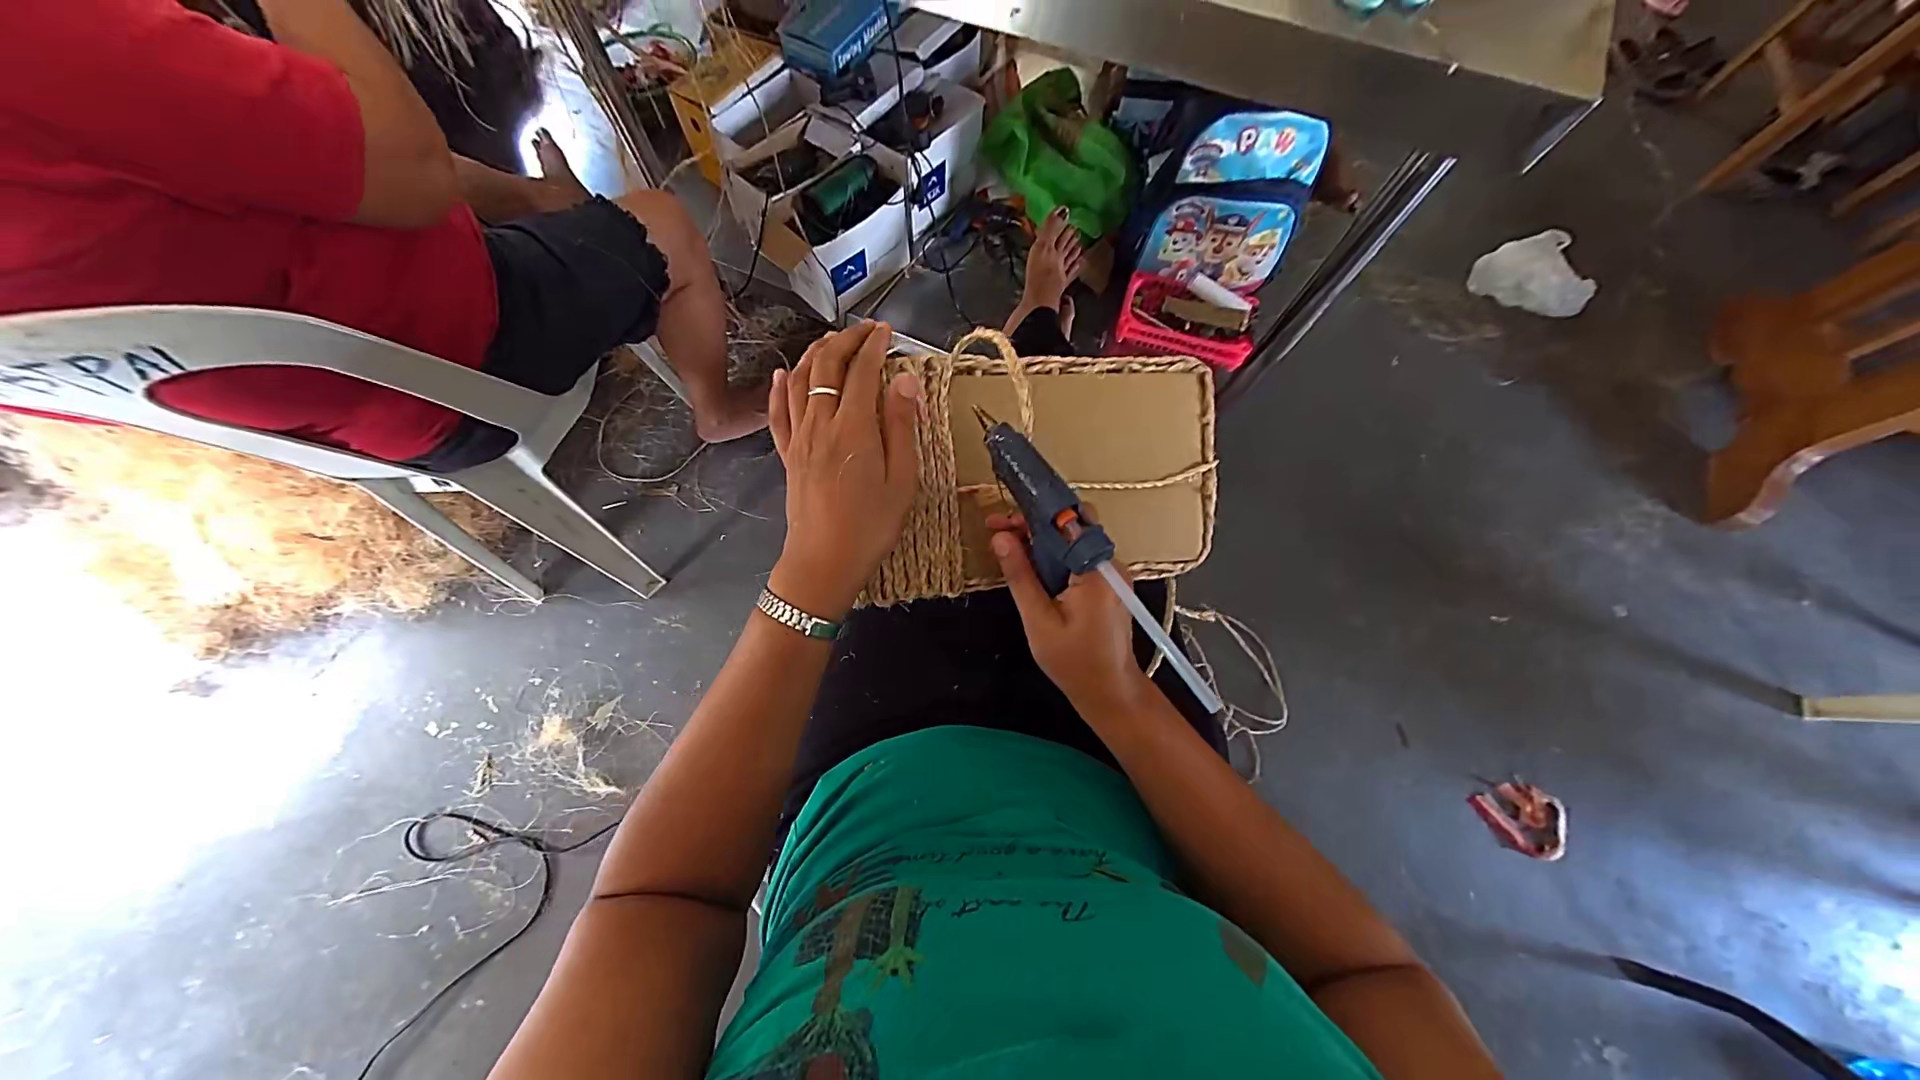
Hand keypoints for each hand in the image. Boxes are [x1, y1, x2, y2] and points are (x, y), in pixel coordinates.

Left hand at [767, 321, 920, 619]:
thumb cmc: (871, 526)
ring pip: (800, 381)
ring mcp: (800, 438)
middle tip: (864, 331)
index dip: (874, 346)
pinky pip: (778, 412)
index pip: (862, 371)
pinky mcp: (788, 455)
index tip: (885, 332)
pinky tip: (783, 374)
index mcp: (854, 427)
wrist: (824, 561)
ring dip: (815, 354)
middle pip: (827, 366)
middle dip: (845, 341)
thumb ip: (902, 426)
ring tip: (831, 341)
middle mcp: (821, 423)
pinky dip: (780, 388)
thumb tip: (905, 381)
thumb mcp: (902, 479)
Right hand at [988, 512, 1156, 717]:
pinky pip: (1079, 559)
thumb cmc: (1075, 663)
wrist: (1110, 692)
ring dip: (1041, 541)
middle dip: (1033, 524)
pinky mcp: (1108, 585)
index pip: (1068, 521)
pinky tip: (1030, 565)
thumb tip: (1001, 539)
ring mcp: (1112, 575)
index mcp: (1097, 572)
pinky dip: (1054, 557)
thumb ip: (1020, 575)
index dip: (1032, 514)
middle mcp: (1111, 566)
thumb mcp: (1038, 620)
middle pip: (1072, 527)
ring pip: (1074, 542)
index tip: (1001, 520)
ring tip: (1007, 546)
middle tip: (999, 532)